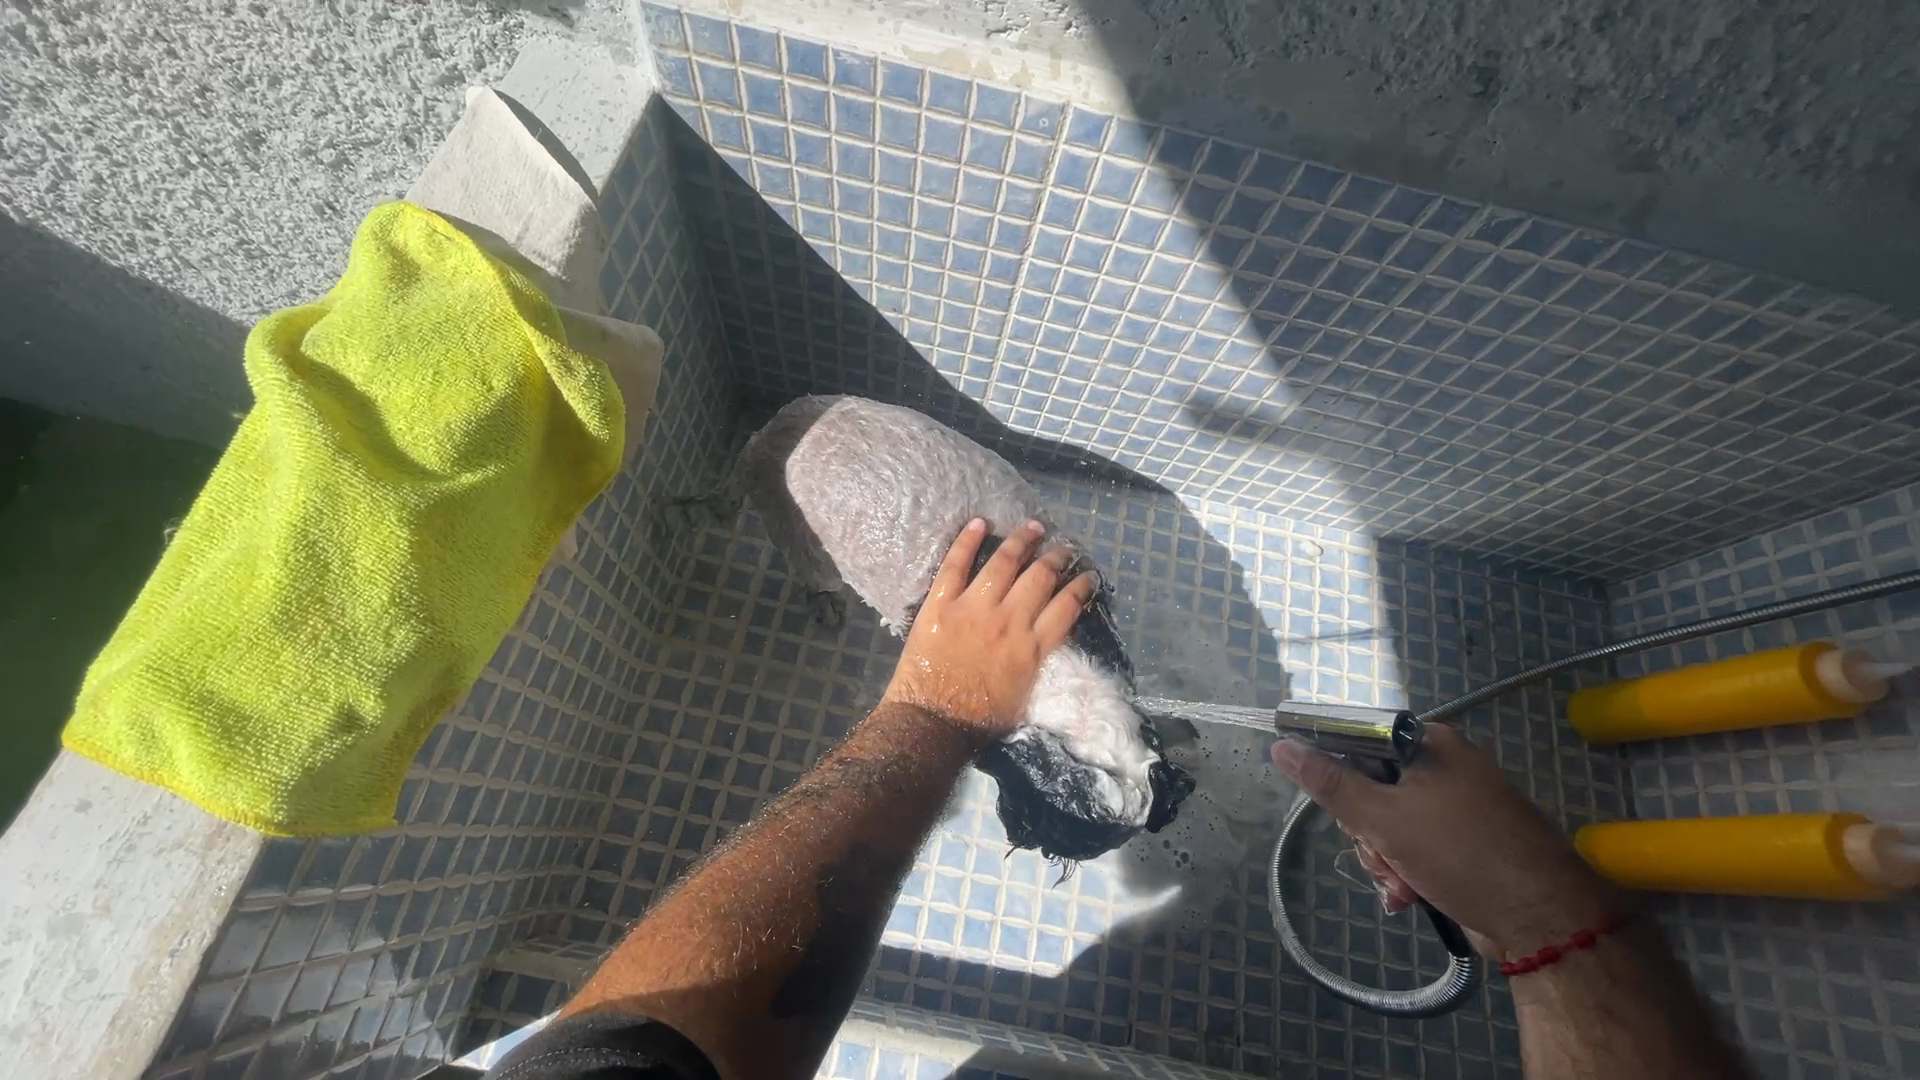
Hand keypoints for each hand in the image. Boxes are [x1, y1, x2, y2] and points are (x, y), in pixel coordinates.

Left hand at [882, 518, 1096, 740]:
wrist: (933, 723)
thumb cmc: (980, 720)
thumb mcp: (1026, 696)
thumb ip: (1037, 663)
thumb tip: (1044, 640)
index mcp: (1032, 648)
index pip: (1067, 606)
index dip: (1081, 587)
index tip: (1087, 575)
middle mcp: (1009, 621)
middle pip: (1040, 577)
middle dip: (1057, 557)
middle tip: (1064, 547)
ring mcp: (973, 608)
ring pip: (1003, 563)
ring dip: (1022, 540)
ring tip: (1033, 527)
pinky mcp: (941, 604)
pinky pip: (955, 564)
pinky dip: (967, 541)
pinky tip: (980, 523)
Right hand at [1271, 725, 1620, 958]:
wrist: (1548, 924)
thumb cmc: (1460, 854)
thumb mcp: (1382, 817)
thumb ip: (1328, 781)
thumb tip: (1279, 745)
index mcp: (1429, 744)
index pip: (1359, 739)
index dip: (1337, 770)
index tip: (1335, 803)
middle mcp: (1445, 766)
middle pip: (1371, 785)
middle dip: (1365, 829)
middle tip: (1378, 850)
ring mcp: (1459, 805)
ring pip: (1389, 820)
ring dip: (1383, 856)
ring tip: (1400, 883)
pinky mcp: (1467, 841)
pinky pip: (1415, 843)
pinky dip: (1406, 868)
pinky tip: (1409, 895)